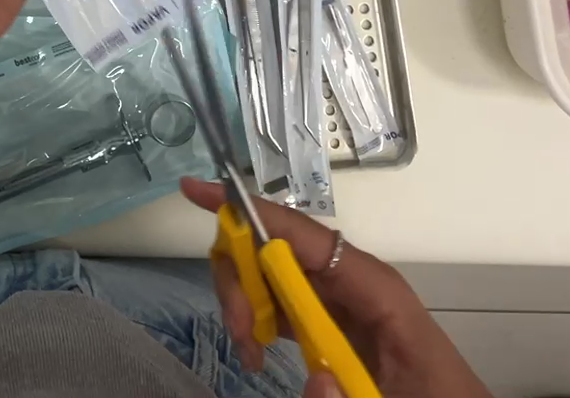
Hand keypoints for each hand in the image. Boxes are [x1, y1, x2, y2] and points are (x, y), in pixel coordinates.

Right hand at [179, 179, 491, 397]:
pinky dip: (256, 315)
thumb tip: (314, 380)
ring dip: (243, 300)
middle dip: (239, 275)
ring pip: (268, 269)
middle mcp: (350, 277)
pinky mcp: (330, 317)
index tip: (197, 191)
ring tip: (248, 350)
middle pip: (273, 245)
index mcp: (372, 285)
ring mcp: (338, 295)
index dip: (246, 208)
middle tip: (239, 331)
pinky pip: (279, 296)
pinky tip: (255, 348)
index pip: (299, 231)